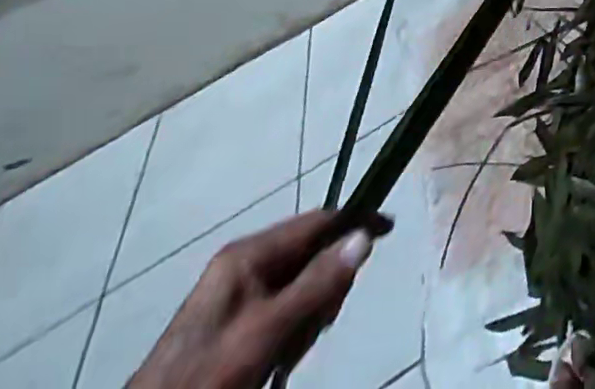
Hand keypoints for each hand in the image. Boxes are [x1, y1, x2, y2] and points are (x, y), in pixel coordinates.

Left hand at [127, 211, 387, 388]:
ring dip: (311, 310)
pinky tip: (284, 354)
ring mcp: (240, 292)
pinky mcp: (239, 320)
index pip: (314, 222)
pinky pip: (286, 307)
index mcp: (247, 255)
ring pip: (302, 283)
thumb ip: (316, 285)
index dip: (352, 222)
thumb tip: (364, 236)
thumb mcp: (267, 331)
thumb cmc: (207, 375)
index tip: (387, 229)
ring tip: (293, 348)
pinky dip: (296, 326)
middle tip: (321, 322)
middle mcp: (244, 264)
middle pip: (311, 252)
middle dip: (327, 282)